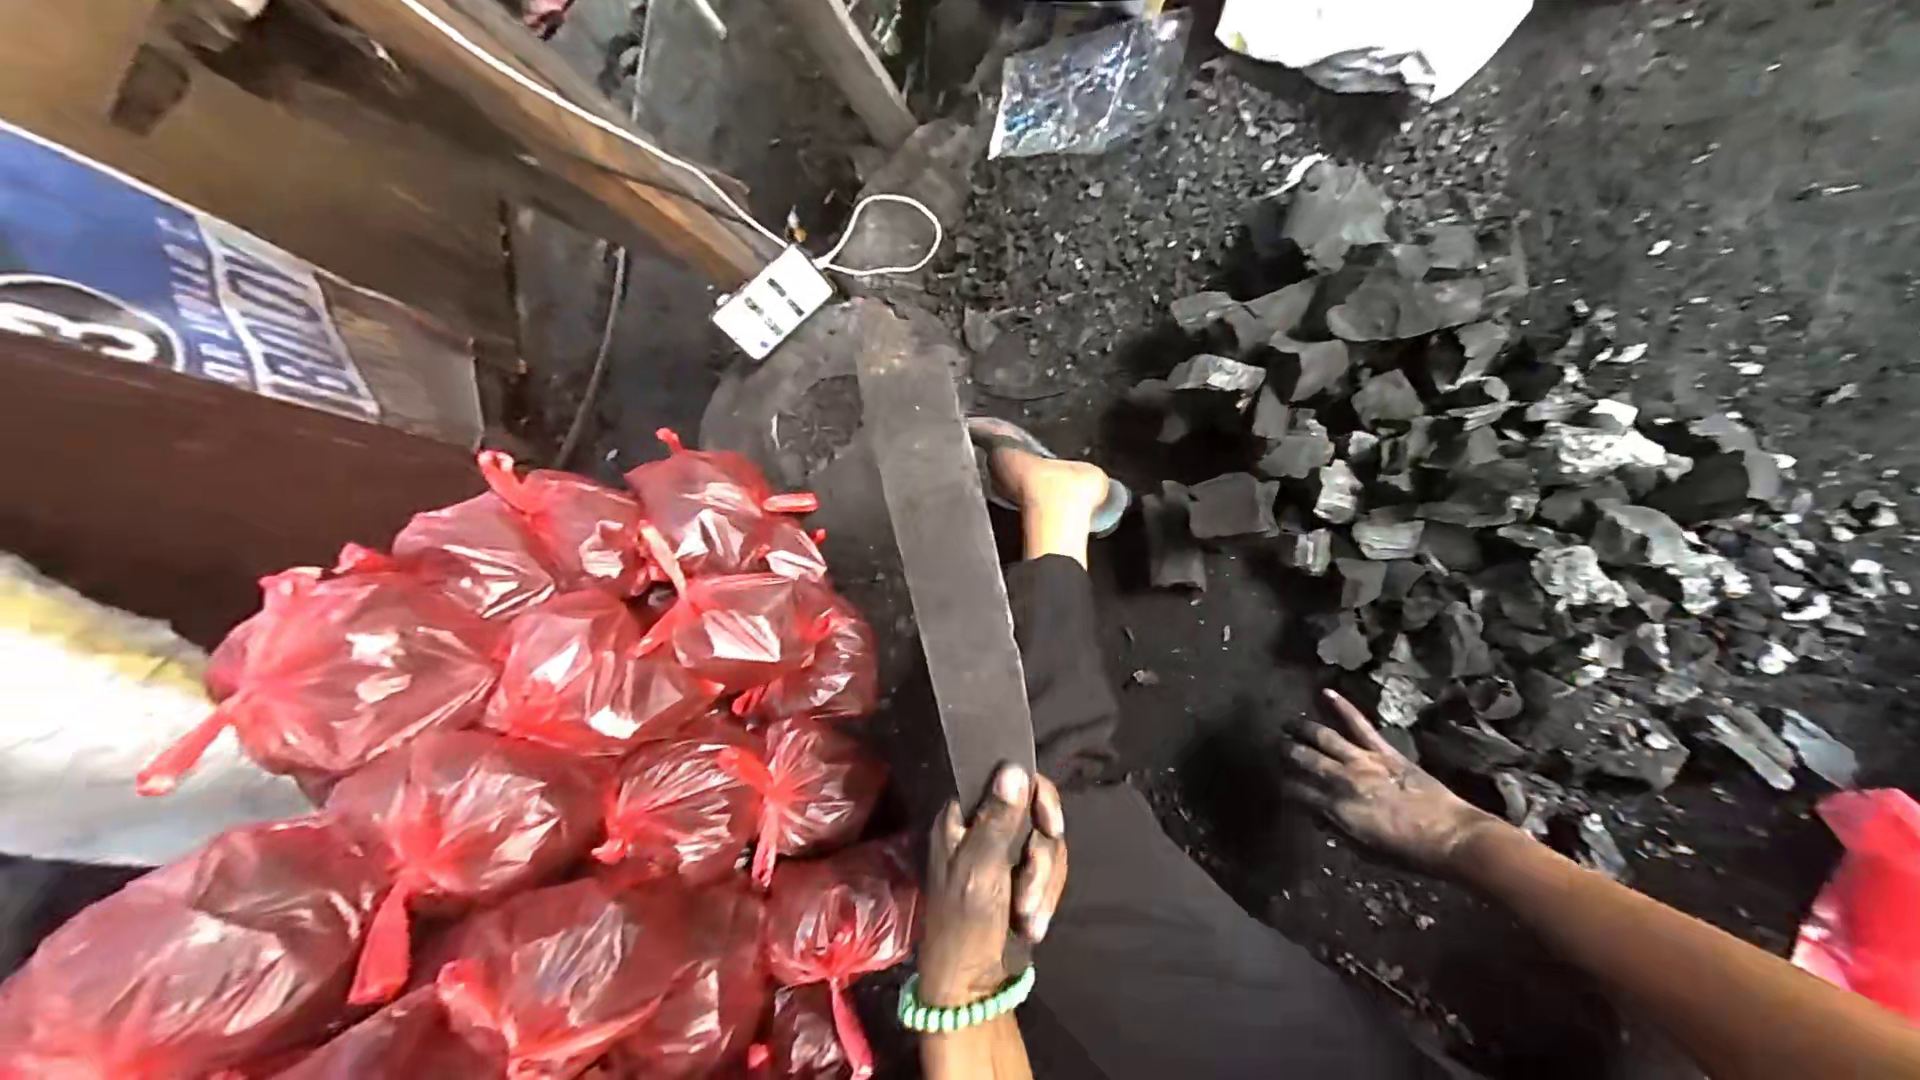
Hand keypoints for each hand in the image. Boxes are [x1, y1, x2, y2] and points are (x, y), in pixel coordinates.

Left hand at [919, 763, 1067, 1007]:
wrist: (972, 987)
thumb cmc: (963, 924)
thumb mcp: (979, 871)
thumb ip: (997, 821)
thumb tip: (1013, 769)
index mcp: (963, 814)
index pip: (1007, 779)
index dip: (1036, 797)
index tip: (1049, 826)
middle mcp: (984, 824)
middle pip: (1036, 812)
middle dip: (1041, 858)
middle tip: (1029, 892)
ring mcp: (1005, 850)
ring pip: (1048, 843)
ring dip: (1043, 885)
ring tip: (1026, 916)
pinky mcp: (1023, 873)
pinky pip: (1052, 869)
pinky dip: (1046, 897)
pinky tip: (1033, 923)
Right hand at [1280, 690, 1504, 874]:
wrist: (1454, 839)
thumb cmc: (1409, 852)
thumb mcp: (1364, 850)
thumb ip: (1335, 828)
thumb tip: (1315, 814)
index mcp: (1335, 808)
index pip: (1295, 791)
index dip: (1284, 786)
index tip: (1280, 784)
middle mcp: (1342, 779)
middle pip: (1302, 758)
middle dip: (1285, 751)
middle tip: (1276, 746)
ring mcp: (1362, 761)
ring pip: (1322, 736)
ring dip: (1301, 728)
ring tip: (1288, 724)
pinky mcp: (1383, 751)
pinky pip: (1358, 724)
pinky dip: (1342, 706)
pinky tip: (1325, 692)